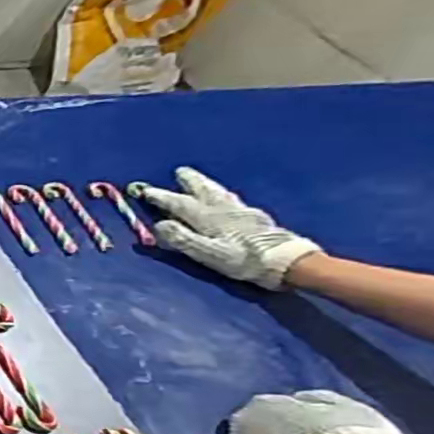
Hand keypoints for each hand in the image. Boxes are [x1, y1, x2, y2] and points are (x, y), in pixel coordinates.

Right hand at [137, 167, 321, 289]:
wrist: (289, 262)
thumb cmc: (243, 261)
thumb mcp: (207, 253)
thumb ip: (182, 238)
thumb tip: (160, 224)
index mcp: (210, 219)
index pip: (180, 204)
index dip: (161, 197)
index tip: (144, 190)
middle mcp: (226, 211)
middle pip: (205, 192)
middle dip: (190, 182)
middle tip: (180, 171)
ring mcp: (244, 213)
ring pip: (221, 194)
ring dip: (207, 185)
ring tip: (199, 179)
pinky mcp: (257, 218)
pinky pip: (234, 201)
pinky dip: (223, 195)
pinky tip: (225, 197)